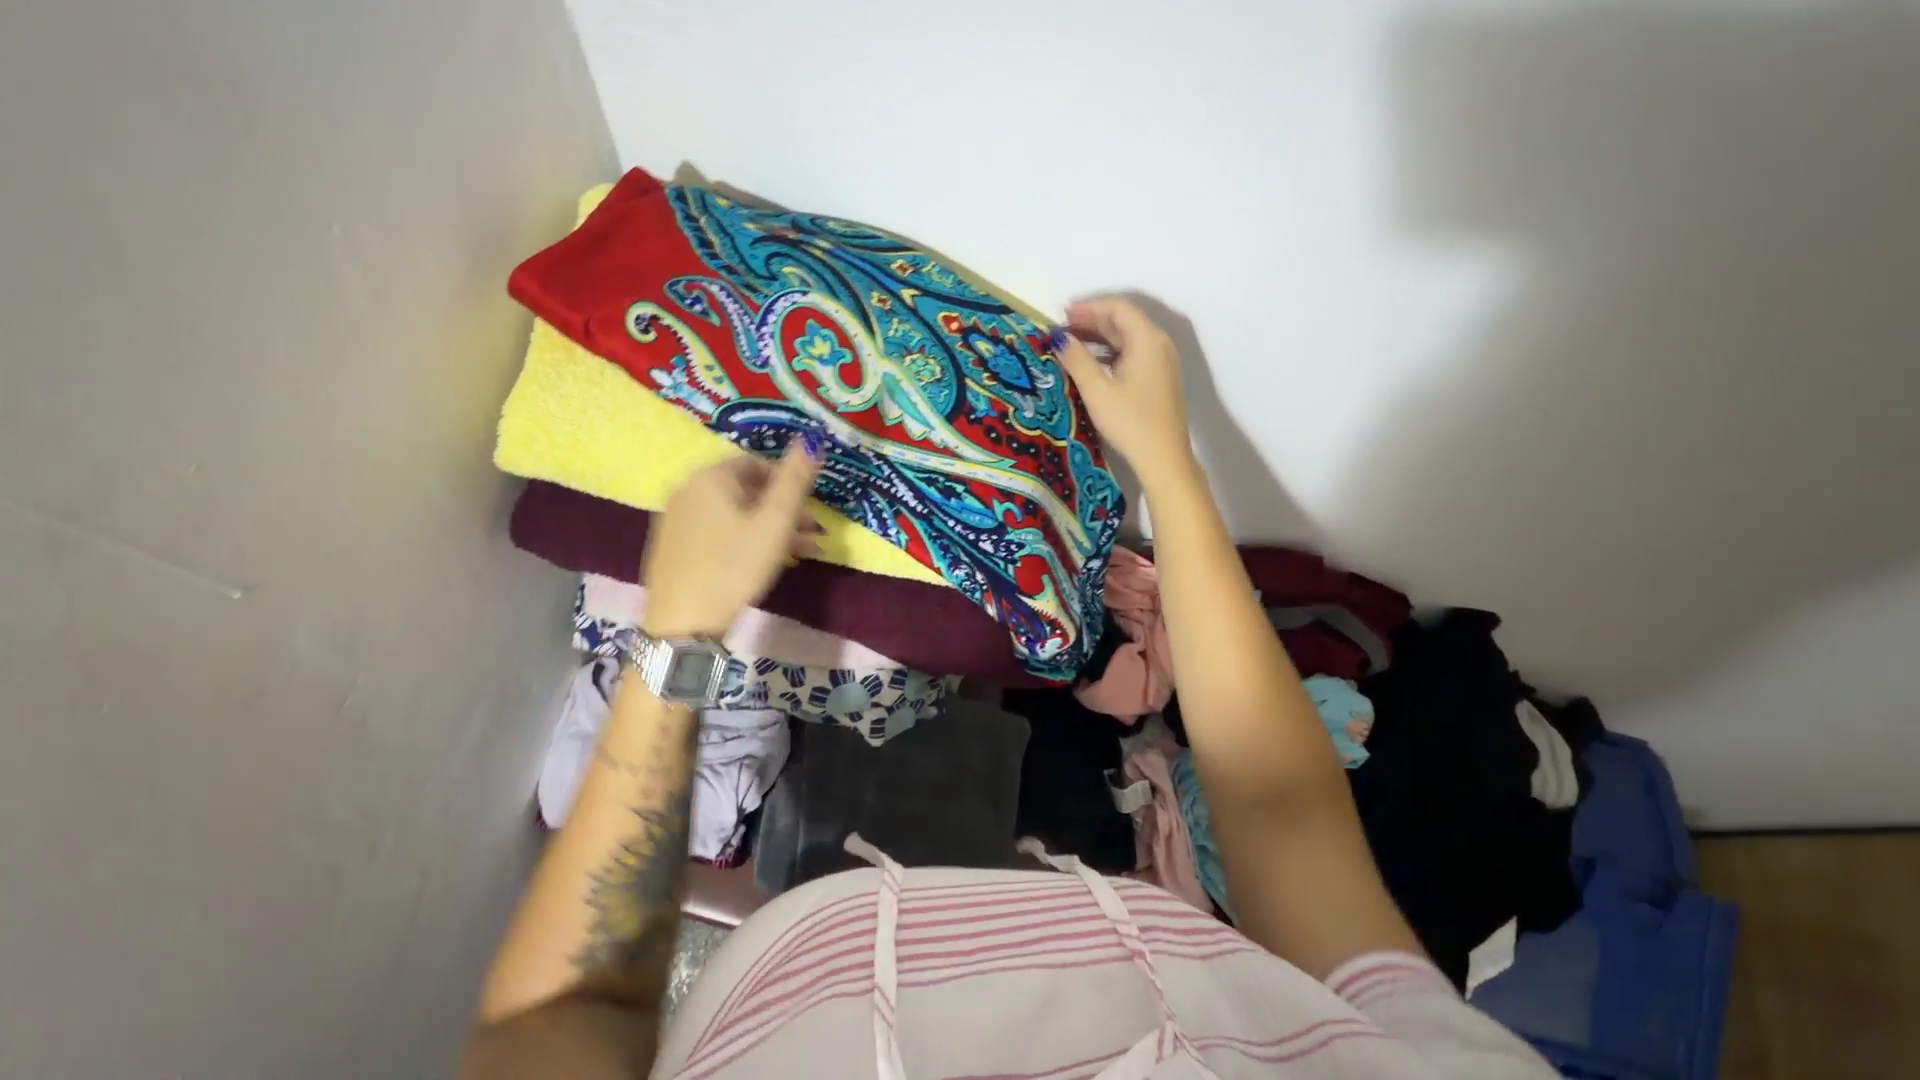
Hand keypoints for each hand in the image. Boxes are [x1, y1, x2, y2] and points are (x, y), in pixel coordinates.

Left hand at [640, 441, 823, 637]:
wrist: (683, 621)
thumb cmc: (735, 567)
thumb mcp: (774, 524)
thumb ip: (794, 481)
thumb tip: (811, 439)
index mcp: (710, 478)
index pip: (756, 464)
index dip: (788, 482)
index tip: (810, 508)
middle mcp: (687, 490)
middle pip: (745, 491)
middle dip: (782, 510)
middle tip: (812, 533)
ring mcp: (676, 520)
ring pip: (733, 515)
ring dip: (768, 529)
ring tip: (800, 554)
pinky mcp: (672, 548)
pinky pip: (715, 533)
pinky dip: (743, 541)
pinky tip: (764, 563)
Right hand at [1049, 297, 1196, 488]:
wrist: (1163, 457)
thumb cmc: (1129, 421)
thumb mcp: (1097, 389)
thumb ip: (1077, 359)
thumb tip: (1060, 338)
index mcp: (1147, 339)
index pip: (1117, 308)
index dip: (1089, 307)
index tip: (1062, 314)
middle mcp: (1159, 344)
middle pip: (1124, 321)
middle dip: (1092, 320)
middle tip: (1062, 327)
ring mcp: (1162, 362)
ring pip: (1128, 338)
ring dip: (1100, 337)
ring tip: (1072, 344)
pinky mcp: (1160, 379)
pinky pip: (1134, 354)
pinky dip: (1111, 352)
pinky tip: (1093, 363)